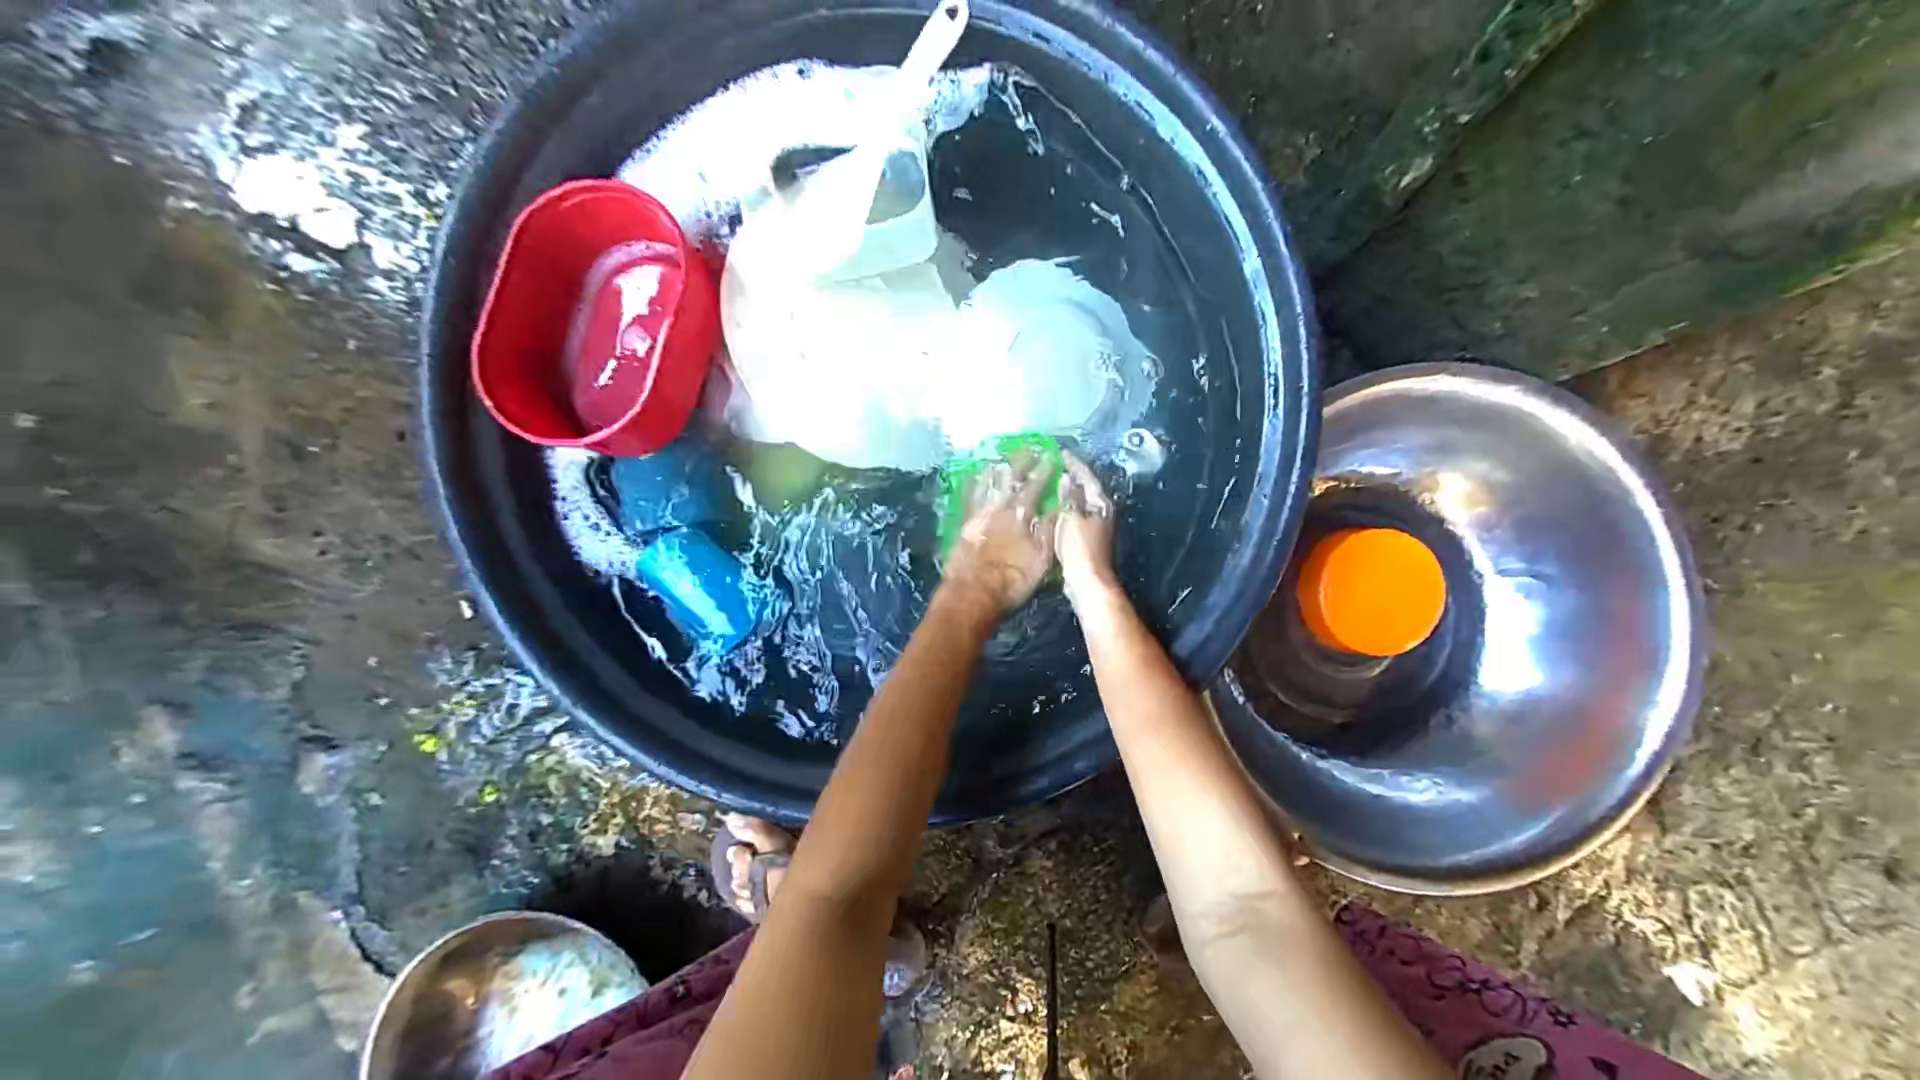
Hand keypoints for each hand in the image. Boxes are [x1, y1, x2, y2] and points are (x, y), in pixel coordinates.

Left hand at [942, 452, 1056, 614]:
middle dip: (1021, 462)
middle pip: (1011, 479)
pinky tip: (974, 478)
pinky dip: (973, 485)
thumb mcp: (1042, 556)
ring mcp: (979, 515)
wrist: (974, 592)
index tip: (1051, 455)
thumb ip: (1049, 527)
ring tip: (1002, 457)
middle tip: (1028, 447)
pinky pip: (969, 499)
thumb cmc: (1014, 579)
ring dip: (997, 470)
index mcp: (1022, 515)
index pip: (1036, 486)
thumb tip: (1060, 503)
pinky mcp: (963, 526)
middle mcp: (1000, 509)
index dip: (1044, 470)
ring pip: (988, 485)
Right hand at [1055, 452, 1118, 607]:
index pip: (1087, 476)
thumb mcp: (1071, 517)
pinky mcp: (1087, 536)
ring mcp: (1095, 524)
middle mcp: (1101, 511)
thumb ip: (1069, 496)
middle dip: (1072, 475)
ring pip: (1080, 500)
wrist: (1086, 578)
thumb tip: (1066, 478)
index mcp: (1100, 503)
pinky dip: (1065, 506)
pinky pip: (1075, 513)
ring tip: (1052, 481)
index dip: (1074, 464)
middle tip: (1056, 464)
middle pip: (1086, 487)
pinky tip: (1054, 506)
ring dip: (1068, 491)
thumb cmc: (1079, 546)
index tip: (1061, 452)